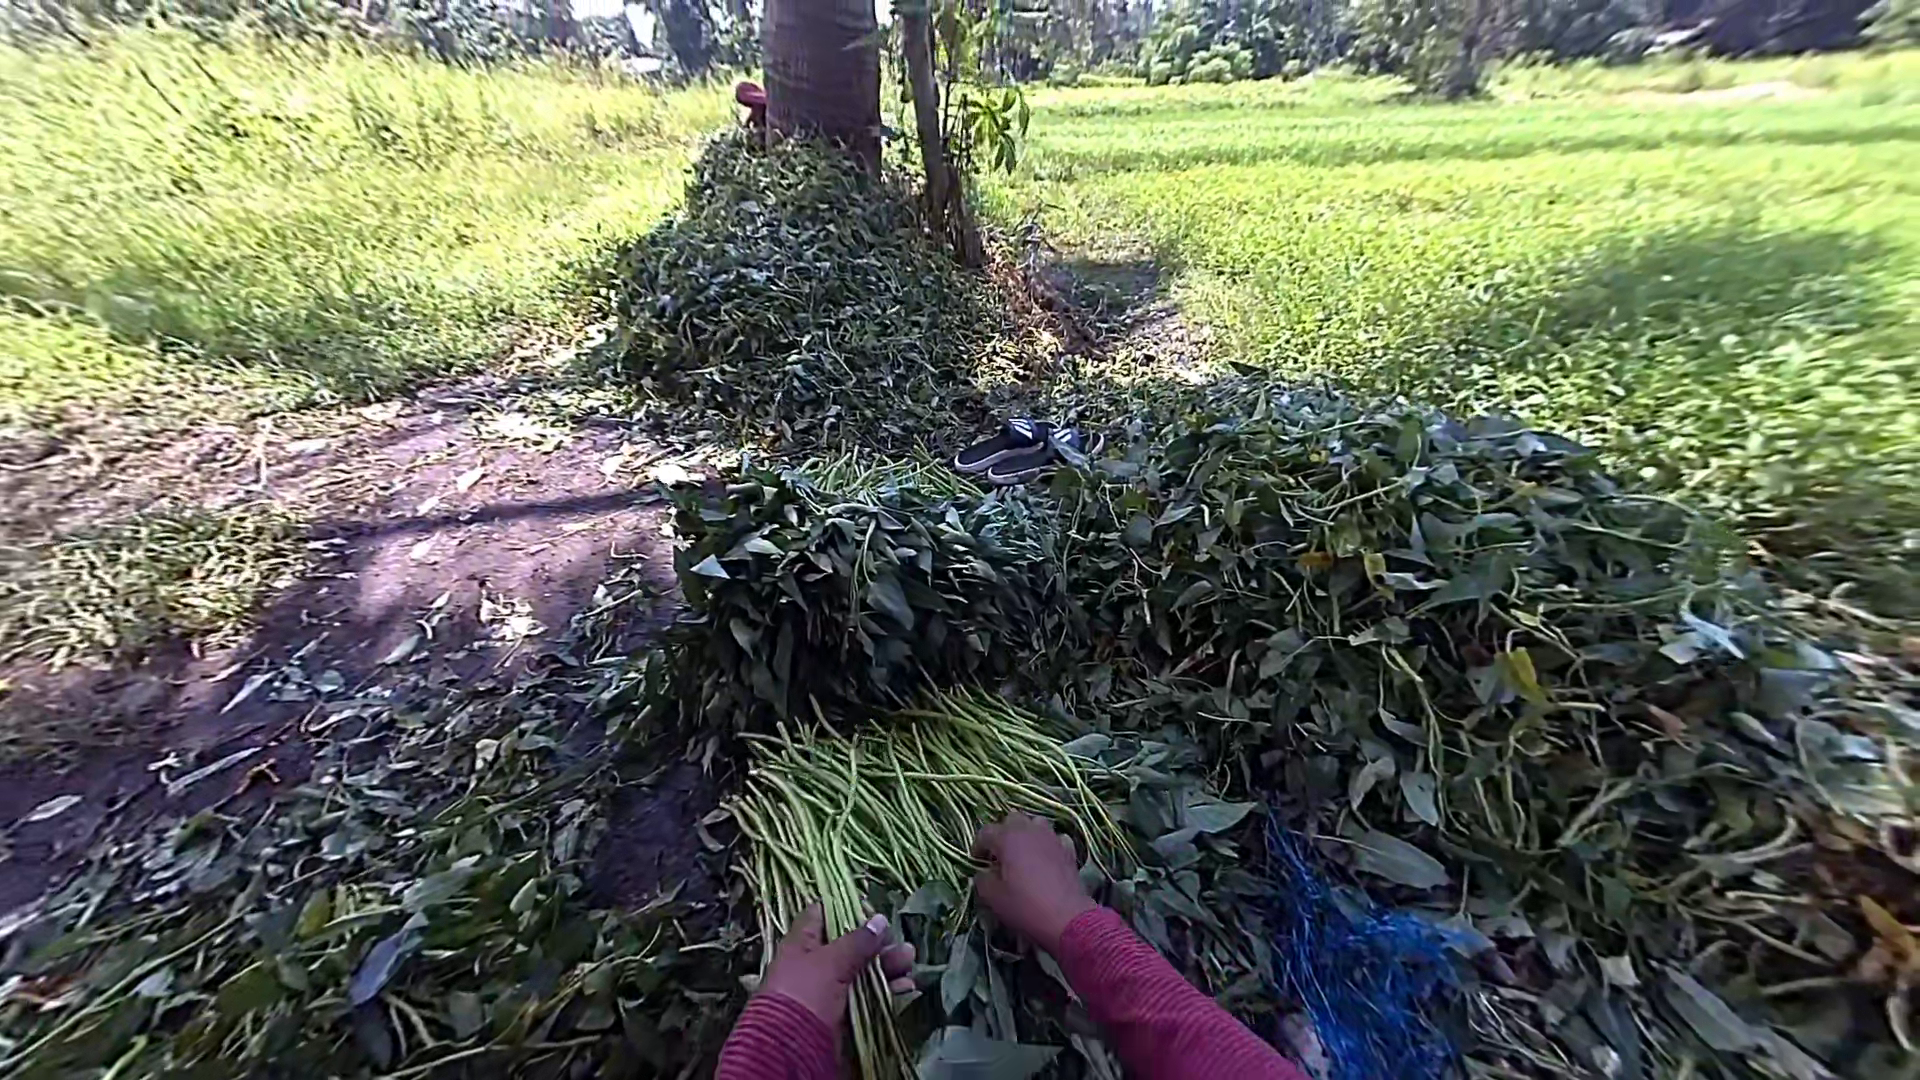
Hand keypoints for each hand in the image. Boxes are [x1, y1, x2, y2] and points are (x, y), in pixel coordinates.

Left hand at [760, 903, 915, 1028]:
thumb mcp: (831, 962)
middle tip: (900, 942)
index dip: (848, 908)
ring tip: (909, 962)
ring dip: (887, 966)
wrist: (788, 1058)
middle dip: (878, 942)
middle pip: (851, 943)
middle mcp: (815, 963)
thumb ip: (857, 941)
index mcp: (803, 942)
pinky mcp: (840, 1016)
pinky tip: (904, 987)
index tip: (873, 910)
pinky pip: (866, 997)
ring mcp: (828, 990)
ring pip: (863, 971)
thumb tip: (880, 920)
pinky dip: (885, 992)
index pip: (824, 913)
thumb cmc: (804, 995)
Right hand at [972, 813, 1097, 953]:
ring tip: (1022, 853)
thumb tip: (983, 873)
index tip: (976, 862)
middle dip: (1003, 834)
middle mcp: (1029, 829)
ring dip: (1026, 834)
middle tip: (999, 856)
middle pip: (1011, 820)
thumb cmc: (1026, 905)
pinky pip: (1054, 838)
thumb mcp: (994, 898)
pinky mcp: (1068, 849)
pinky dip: (1048, 844)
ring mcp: (1051, 837)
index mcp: (1007, 837)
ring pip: (1034, 823)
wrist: (1068, 918)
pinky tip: (1046, 858)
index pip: (985, 832)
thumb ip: (982, 880)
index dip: (978, 846)